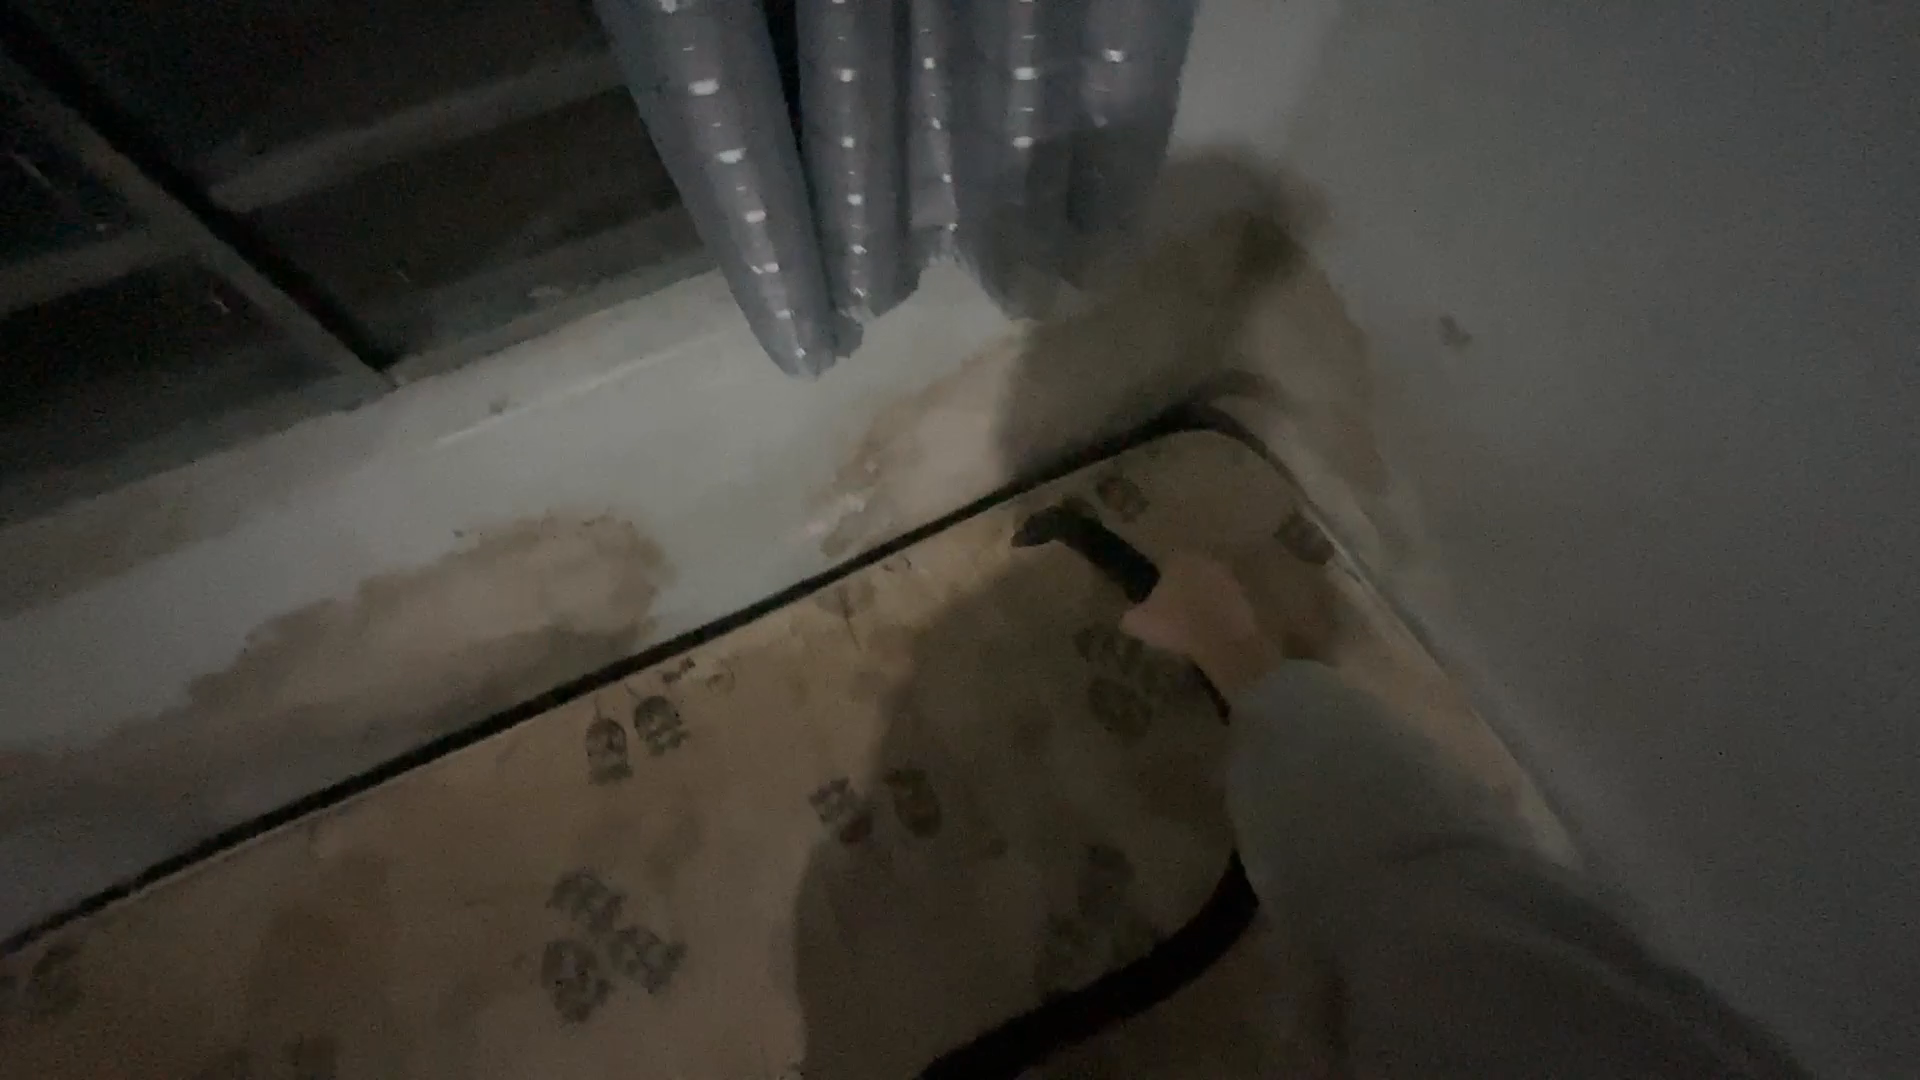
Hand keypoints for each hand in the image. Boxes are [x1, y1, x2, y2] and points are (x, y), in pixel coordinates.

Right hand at [1122, 554, 1287, 699]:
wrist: (1223, 643)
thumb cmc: (1176, 624)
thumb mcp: (1138, 622)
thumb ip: (1130, 615)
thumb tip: (1128, 618)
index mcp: (1180, 559)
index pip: (1165, 563)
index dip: (1159, 582)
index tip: (1155, 602)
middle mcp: (1207, 561)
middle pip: (1190, 574)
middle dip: (1183, 590)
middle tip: (1173, 613)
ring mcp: (1231, 580)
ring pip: (1210, 589)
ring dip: (1203, 603)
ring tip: (1193, 627)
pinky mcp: (1247, 600)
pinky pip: (1226, 606)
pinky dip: (1219, 616)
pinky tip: (1210, 634)